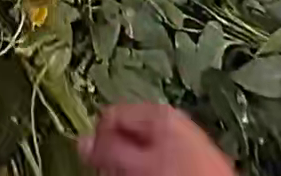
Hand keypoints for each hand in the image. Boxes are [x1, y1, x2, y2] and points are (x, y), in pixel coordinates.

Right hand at [78, 104, 234, 175]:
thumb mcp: (138, 163)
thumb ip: (108, 149)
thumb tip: (80, 141)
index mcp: (158, 112)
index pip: (111, 114)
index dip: (99, 137)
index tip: (97, 160)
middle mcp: (173, 120)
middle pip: (129, 131)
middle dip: (119, 151)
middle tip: (114, 171)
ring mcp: (189, 141)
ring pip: (146, 147)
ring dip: (134, 161)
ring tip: (132, 174)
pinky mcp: (200, 162)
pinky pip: (166, 158)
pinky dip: (154, 167)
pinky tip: (153, 175)